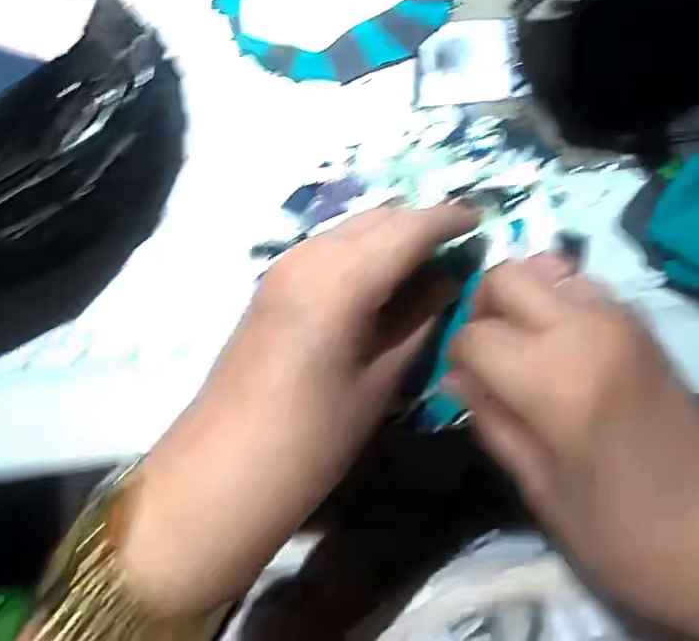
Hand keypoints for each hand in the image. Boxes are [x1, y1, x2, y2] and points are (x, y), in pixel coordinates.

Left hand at [118, 202, 479, 613]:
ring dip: (397, 231)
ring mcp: (288, 264)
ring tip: (433, 255)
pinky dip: (371, 244)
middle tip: (463, 241)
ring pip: (359, 224)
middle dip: (426, 221)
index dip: (451, 219)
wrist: (214, 482)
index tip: (484, 220)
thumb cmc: (311, 441)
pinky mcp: (276, 279)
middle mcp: (312, 256)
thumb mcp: (382, 379)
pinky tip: (390, 271)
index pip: (411, 227)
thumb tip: (453, 276)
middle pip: (384, 216)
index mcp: (341, 281)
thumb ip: (423, 316)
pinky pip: (337, 241)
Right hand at [442, 254, 698, 637]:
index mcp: (556, 374)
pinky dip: (559, 300)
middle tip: (489, 357)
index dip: (459, 357)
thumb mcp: (545, 492)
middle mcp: (587, 323)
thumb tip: (456, 375)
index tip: (466, 386)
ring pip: (547, 268)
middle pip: (508, 273)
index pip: (474, 332)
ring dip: (525, 298)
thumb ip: (494, 421)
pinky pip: (582, 284)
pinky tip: (564, 347)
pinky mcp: (642, 318)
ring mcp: (620, 313)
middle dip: (484, 307)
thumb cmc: (630, 530)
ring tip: (525, 350)